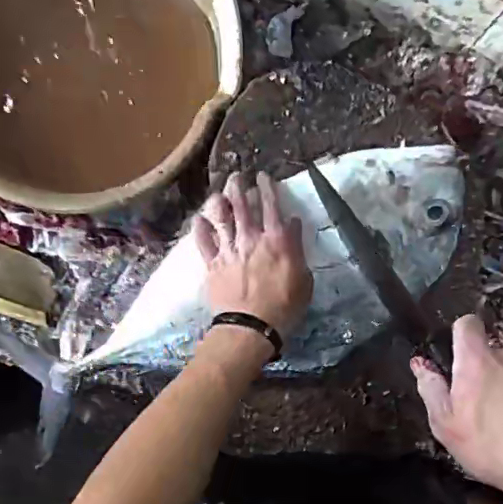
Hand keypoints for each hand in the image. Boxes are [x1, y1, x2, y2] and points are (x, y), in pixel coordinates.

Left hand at [194, 172, 311, 336]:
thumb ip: (297, 249)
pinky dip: (200, 229)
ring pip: (221, 218)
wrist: (251, 326)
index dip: (267, 188)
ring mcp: (229, 251)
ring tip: (218, 194)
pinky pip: (203, 242)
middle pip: (241, 205)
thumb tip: (293, 225)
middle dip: (238, 187)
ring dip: (219, 202)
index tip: (263, 176)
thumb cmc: (285, 306)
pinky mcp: (213, 265)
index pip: (271, 206)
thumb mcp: (303, 279)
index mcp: (276, 240)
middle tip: (236, 177)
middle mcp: (250, 239)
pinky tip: (199, 220)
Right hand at [412, 315, 502, 503]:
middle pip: (487, 352)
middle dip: (477, 373)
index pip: (467, 323)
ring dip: (499, 389)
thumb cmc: (492, 446)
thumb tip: (421, 366)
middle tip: (470, 409)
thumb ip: (431, 390)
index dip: (457, 337)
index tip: (452, 362)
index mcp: (477, 359)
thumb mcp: (446, 425)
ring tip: (496, 426)